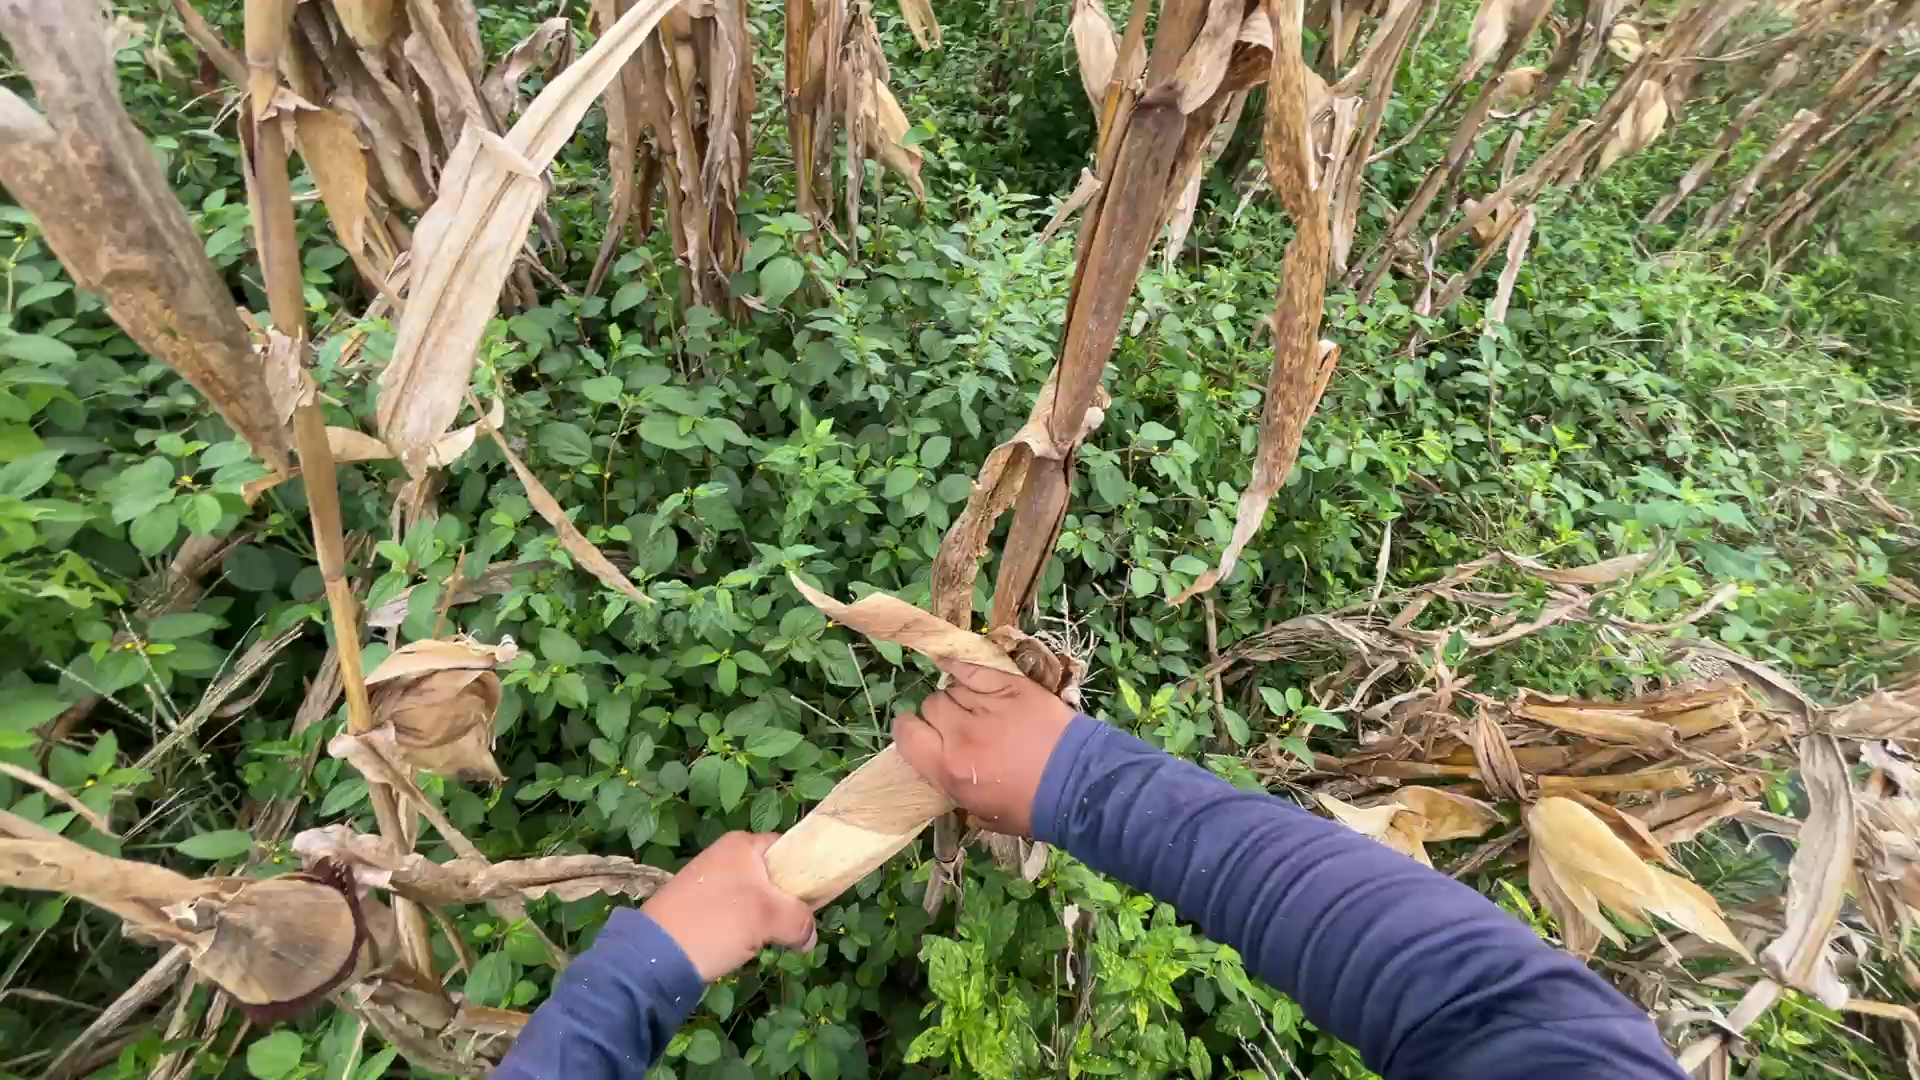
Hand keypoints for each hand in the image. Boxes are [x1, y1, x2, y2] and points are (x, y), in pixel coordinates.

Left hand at [640, 832, 814, 980]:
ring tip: (762, 939)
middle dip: (783, 901)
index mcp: (743, 844)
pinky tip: (738, 945)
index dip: (804, 873)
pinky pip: (732, 909)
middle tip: (788, 925)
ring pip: (752, 895)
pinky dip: (740, 925)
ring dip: (762, 918)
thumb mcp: (768, 918)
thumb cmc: (716, 922)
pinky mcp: (695, 903)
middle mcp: (725, 854)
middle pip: (771, 874)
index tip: (812, 901)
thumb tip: (810, 936)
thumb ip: (799, 920)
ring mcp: (708, 878)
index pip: (787, 849)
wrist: (653, 958)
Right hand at [892, 661, 1075, 835]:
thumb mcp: (980, 812)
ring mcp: (988, 705)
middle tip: (961, 726)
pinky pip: (972, 666)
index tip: (921, 733)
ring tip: (978, 707)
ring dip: (960, 695)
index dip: (909, 731)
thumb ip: (950, 784)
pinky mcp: (1010, 685)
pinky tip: (957, 666)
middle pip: (931, 706)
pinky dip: (962, 665)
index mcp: (950, 769)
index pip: (906, 734)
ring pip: (952, 687)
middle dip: (941, 715)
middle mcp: (962, 734)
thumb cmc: (1031, 807)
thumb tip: (937, 762)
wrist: (1080, 784)